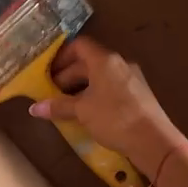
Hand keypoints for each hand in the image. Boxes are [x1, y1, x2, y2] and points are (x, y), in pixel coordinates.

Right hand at [28, 36, 187, 175]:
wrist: (154, 140)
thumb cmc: (114, 118)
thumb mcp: (82, 112)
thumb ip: (58, 107)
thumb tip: (34, 108)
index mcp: (105, 60)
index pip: (79, 46)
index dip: (61, 56)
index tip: (47, 71)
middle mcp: (119, 64)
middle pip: (88, 62)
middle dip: (68, 76)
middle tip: (52, 93)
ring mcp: (132, 78)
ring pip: (100, 76)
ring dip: (82, 87)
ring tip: (67, 105)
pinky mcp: (138, 94)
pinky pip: (111, 87)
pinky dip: (96, 94)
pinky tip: (89, 113)